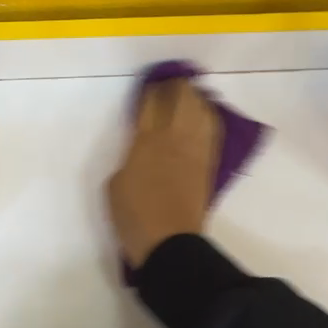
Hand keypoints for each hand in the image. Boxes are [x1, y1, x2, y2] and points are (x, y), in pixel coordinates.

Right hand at [107, 76, 223, 268]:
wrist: (169, 244)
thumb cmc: (135, 217)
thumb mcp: (116, 184)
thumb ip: (130, 158)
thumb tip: (143, 150)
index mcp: (145, 141)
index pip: (151, 101)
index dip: (151, 88)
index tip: (150, 83)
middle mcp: (174, 138)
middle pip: (181, 97)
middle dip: (176, 86)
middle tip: (171, 83)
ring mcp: (195, 150)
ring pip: (201, 109)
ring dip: (195, 97)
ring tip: (189, 94)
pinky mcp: (208, 164)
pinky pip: (212, 130)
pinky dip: (208, 116)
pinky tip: (204, 113)